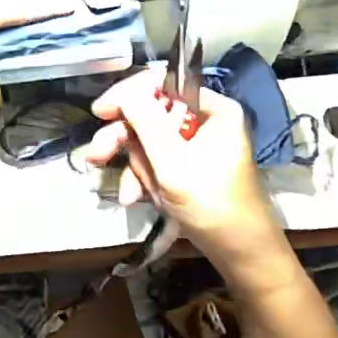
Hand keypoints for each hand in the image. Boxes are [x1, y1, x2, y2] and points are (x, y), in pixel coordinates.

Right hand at [78, 68, 298, 297]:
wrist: (241, 253)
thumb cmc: (214, 207)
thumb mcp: (174, 165)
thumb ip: (148, 124)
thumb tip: (125, 93)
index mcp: (212, 109)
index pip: (163, 84)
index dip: (128, 95)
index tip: (101, 112)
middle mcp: (204, 119)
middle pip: (150, 113)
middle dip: (124, 139)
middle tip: (96, 156)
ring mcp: (195, 143)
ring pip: (147, 140)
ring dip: (133, 167)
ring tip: (131, 194)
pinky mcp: (187, 164)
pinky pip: (155, 160)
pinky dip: (143, 178)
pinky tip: (137, 199)